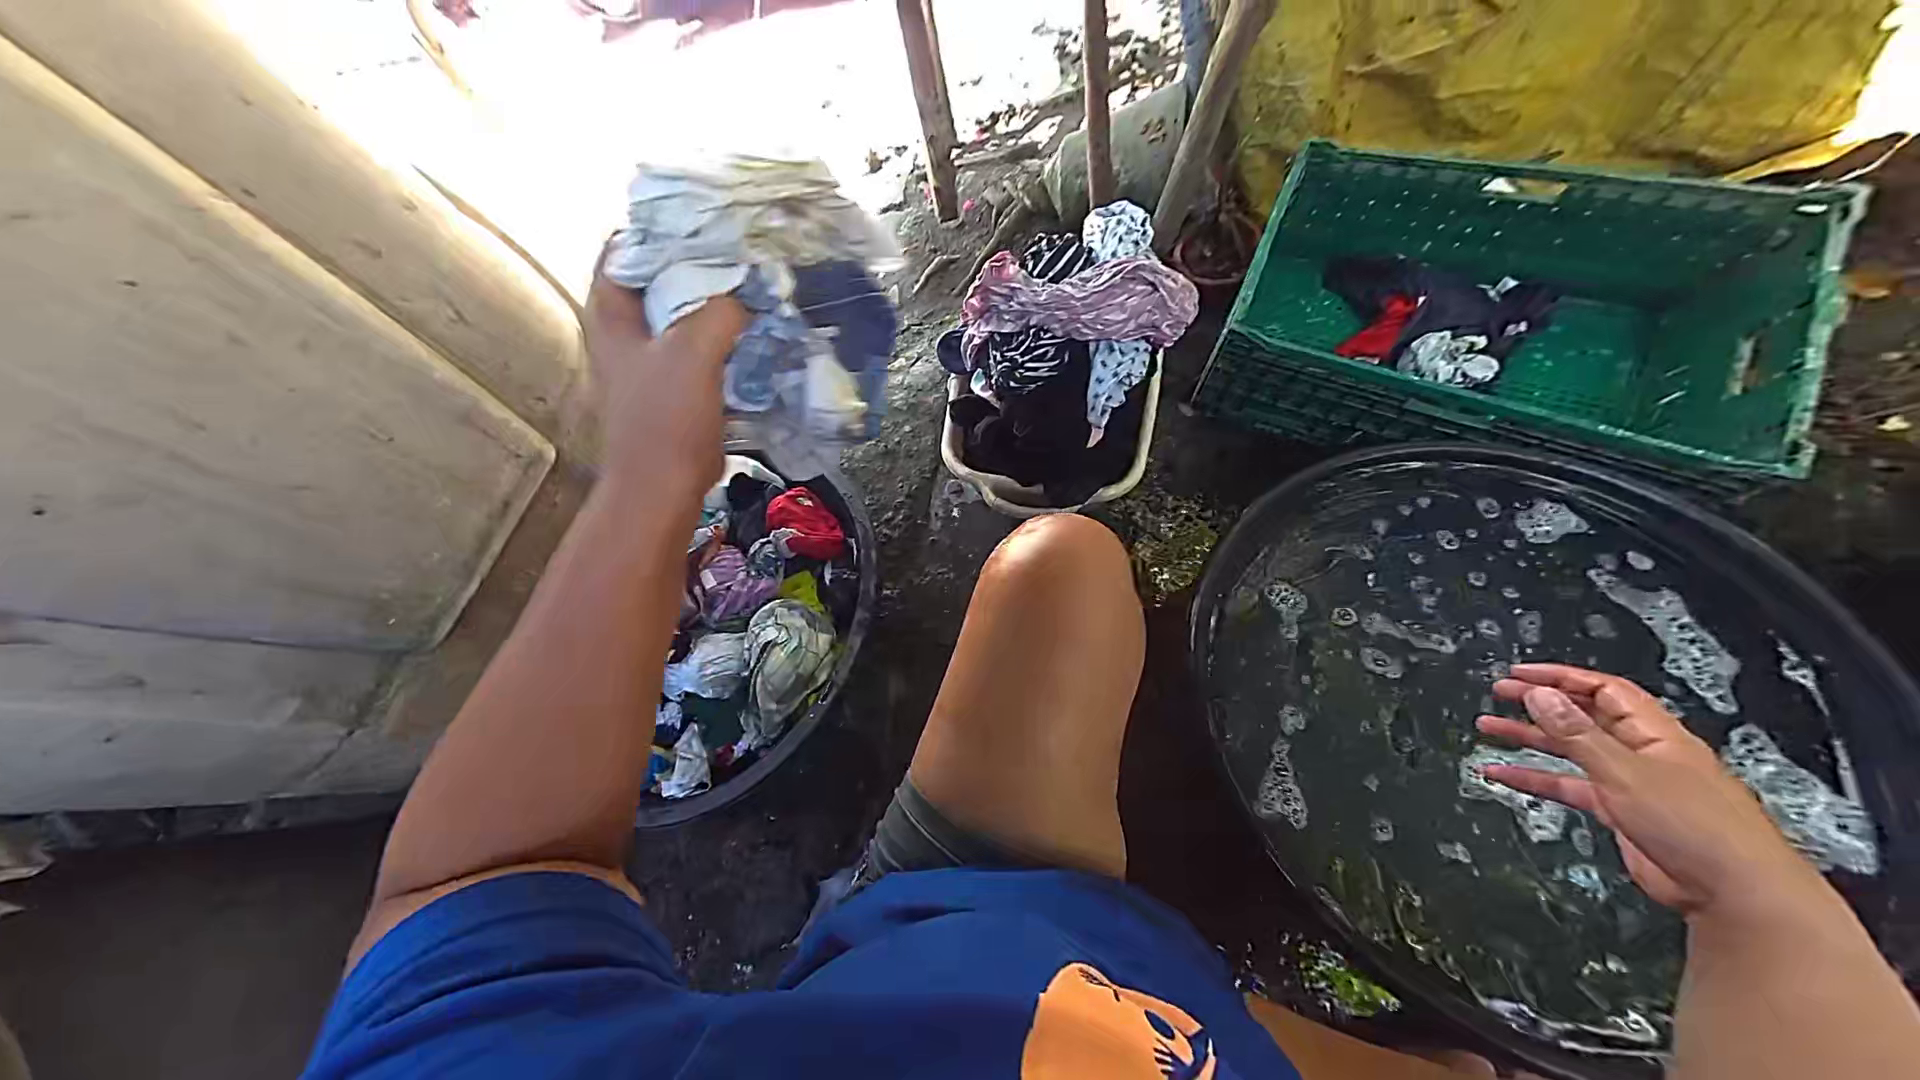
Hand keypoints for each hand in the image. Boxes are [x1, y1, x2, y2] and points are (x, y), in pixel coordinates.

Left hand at [582, 254, 747, 493]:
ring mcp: (651, 360)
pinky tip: (753, 333)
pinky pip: (702, 347)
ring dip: (716, 304)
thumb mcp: (692, 352)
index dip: (664, 231)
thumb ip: (719, 312)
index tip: (708, 224)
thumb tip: (745, 296)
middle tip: (741, 255)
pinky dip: (724, 337)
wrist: (664, 485)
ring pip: (684, 315)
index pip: (627, 249)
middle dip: (699, 267)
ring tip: (753, 288)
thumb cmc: (666, 419)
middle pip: (660, 280)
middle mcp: (625, 331)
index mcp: (610, 314)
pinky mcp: (676, 385)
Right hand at [1474, 663, 1824, 918]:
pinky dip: (1533, 777)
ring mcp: (1630, 783)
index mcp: (1654, 735)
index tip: (1519, 673)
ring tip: (1491, 727)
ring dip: (1529, 736)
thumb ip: (1577, 733)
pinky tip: (1505, 775)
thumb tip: (1541, 694)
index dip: (1560, 677)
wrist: (1737, 896)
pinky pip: (1566, 785)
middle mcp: (1642, 754)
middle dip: (1539, 701)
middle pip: (1583, 716)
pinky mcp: (1620, 811)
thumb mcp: (1626, 772)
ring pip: (1569, 749)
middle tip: (1501, 692)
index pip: (1603, 690)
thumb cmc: (1701, 830)